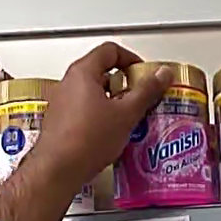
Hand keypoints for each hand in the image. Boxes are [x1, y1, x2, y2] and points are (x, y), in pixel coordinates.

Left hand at [0, 42, 172, 220]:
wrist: (59, 169)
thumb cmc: (87, 140)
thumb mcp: (126, 114)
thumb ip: (146, 91)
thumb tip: (161, 75)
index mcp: (83, 73)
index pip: (109, 51)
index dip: (131, 59)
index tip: (143, 73)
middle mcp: (68, 84)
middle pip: (100, 71)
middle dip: (123, 83)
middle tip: (139, 96)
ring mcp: (61, 103)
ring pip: (92, 92)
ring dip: (112, 101)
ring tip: (128, 117)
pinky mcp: (60, 122)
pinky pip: (83, 110)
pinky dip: (100, 115)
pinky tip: (111, 133)